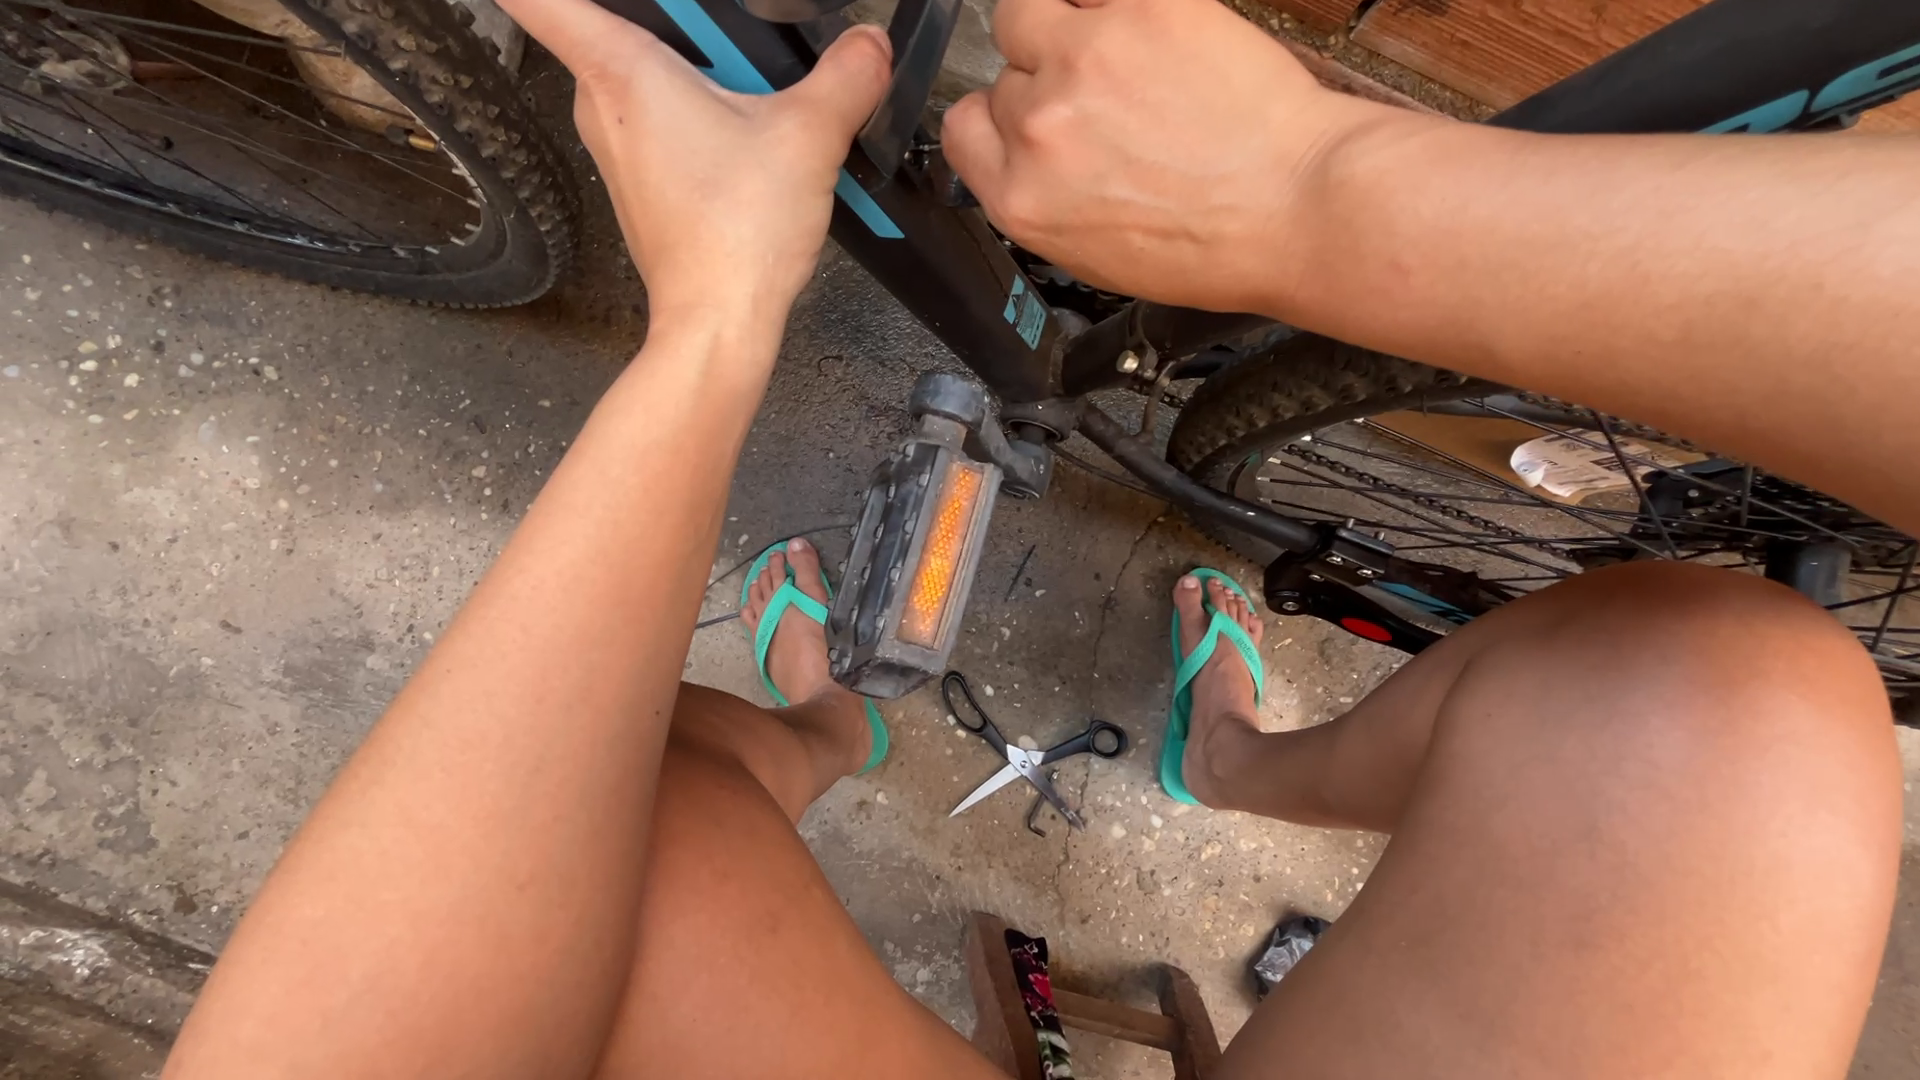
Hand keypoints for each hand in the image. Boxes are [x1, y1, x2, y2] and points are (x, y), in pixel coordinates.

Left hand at [499, 0, 889, 324]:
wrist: (720, 321)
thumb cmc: (738, 232)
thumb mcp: (808, 138)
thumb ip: (844, 78)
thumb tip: (870, 43)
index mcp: (618, 68)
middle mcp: (601, 107)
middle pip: (614, 25)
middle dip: (684, 27)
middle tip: (743, 50)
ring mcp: (618, 154)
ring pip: (645, 83)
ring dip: (698, 78)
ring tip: (756, 99)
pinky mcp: (643, 191)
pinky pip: (663, 132)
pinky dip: (699, 126)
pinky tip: (748, 152)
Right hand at [942, 0, 1389, 314]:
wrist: (1291, 209)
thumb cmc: (1204, 249)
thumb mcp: (1092, 257)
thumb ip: (1040, 199)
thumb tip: (1023, 157)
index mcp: (1022, 201)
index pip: (962, 130)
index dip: (995, 125)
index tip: (1024, 125)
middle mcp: (1037, 129)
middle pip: (1001, 77)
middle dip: (1041, 87)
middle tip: (1097, 105)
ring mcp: (1084, 59)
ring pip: (1024, 13)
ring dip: (1055, 29)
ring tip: (1107, 54)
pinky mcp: (1141, 6)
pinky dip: (1109, 8)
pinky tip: (1146, 33)